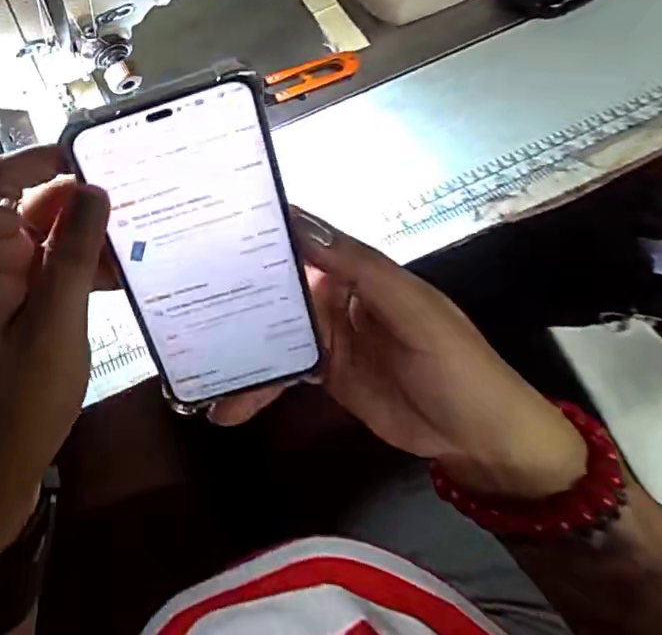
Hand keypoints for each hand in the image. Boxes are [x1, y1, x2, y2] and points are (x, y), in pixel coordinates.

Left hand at [0, 146, 111, 562]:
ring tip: (142, 232)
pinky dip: (90, 262)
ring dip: (92, 233)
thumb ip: (71, 256)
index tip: (96, 154)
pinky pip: (60, 262)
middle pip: (35, 202)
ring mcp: (11, 280)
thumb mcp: (53, 327)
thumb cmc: (18, 403)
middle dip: (83, 196)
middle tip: (139, 192)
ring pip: (53, 232)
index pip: (1, 179)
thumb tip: (94, 191)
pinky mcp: (28, 300)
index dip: (42, 157)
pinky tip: (126, 272)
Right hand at [213, 210, 587, 500]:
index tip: (210, 229)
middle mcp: (336, 294)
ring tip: (192, 359)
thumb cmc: (456, 362)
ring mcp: (328, 334)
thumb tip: (303, 223)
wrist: (479, 438)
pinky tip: (225, 404)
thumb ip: (360, 269)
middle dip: (236, 289)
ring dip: (238, 342)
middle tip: (182, 295)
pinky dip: (256, 384)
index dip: (262, 231)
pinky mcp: (324, 372)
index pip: (303, 240)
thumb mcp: (412, 310)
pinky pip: (281, 369)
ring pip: (273, 328)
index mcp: (358, 268)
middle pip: (279, 284)